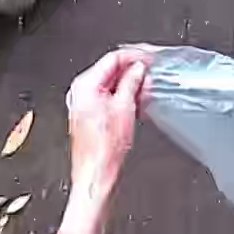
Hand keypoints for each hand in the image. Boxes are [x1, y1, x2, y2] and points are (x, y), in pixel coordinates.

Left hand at [55, 48, 152, 233]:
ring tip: (148, 89)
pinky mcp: (90, 116)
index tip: (150, 59)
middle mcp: (81, 92)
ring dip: (130, 85)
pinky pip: (109, 98)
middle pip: (111, 70)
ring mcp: (84, 104)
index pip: (112, 58)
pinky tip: (138, 103)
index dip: (134, 57)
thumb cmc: (104, 150)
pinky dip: (124, 97)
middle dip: (133, 71)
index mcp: (85, 85)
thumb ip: (131, 82)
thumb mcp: (125, 108)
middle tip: (152, 74)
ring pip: (111, 84)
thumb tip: (138, 69)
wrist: (96, 177)